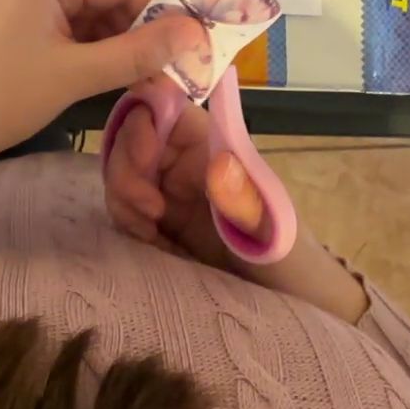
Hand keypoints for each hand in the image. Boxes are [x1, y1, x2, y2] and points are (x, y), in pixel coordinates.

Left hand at [0, 0, 197, 173]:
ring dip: (113, 39)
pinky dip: (87, 44)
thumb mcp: (77, 76)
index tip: (185, 48)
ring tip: (135, 75)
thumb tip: (195, 33)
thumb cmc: (5, 97)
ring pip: (86, 8)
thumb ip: (138, 52)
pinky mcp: (12, 15)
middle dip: (135, 28)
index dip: (158, 12)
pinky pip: (63, 20)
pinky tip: (101, 71)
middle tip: (162, 69)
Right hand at [104, 89, 370, 322]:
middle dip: (126, 168)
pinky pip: (121, 204)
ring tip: (150, 229)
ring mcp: (166, 187)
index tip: (145, 158)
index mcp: (213, 145)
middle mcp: (184, 158)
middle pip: (131, 135)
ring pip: (120, 169)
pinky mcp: (154, 218)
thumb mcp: (272, 232)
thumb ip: (244, 200)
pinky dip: (125, 220)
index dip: (144, 118)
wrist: (289, 303)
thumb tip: (221, 162)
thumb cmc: (289, 260)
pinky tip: (149, 241)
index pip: (165, 104)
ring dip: (123, 196)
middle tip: (149, 208)